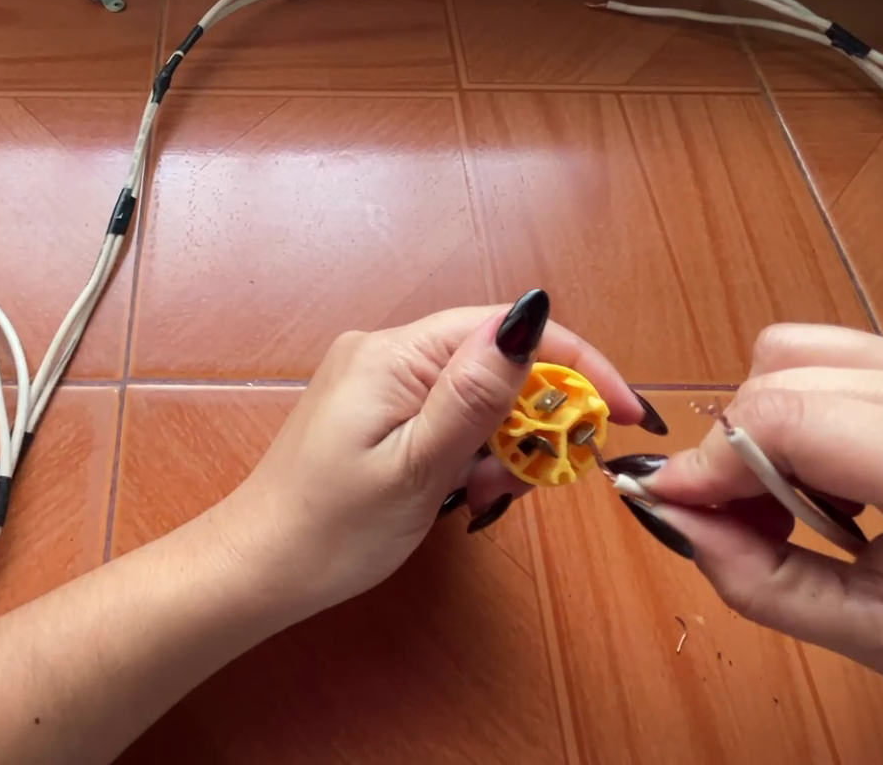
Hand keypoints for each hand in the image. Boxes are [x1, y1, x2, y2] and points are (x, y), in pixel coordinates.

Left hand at [203, 290, 651, 621]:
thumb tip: (529, 317)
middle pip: (490, 360)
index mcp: (392, 355)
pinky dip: (466, 449)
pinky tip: (456, 490)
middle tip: (518, 485)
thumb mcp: (417, 468)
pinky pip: (441, 412)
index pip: (501, 328)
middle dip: (527, 420)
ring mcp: (374, 378)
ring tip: (477, 499)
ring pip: (471, 391)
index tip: (622, 414)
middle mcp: (383, 351)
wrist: (260, 565)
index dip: (573, 363)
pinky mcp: (371, 406)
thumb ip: (474, 395)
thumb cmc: (334, 529)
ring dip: (496, 444)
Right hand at [640, 324, 882, 764]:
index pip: (793, 418)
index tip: (677, 501)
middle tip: (740, 515)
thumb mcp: (876, 640)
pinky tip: (839, 469)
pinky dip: (805, 407)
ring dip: (769, 420)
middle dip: (738, 445)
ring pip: (802, 351)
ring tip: (801, 495)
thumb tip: (661, 507)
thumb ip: (751, 574)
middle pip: (789, 376)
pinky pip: (838, 356)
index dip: (714, 457)